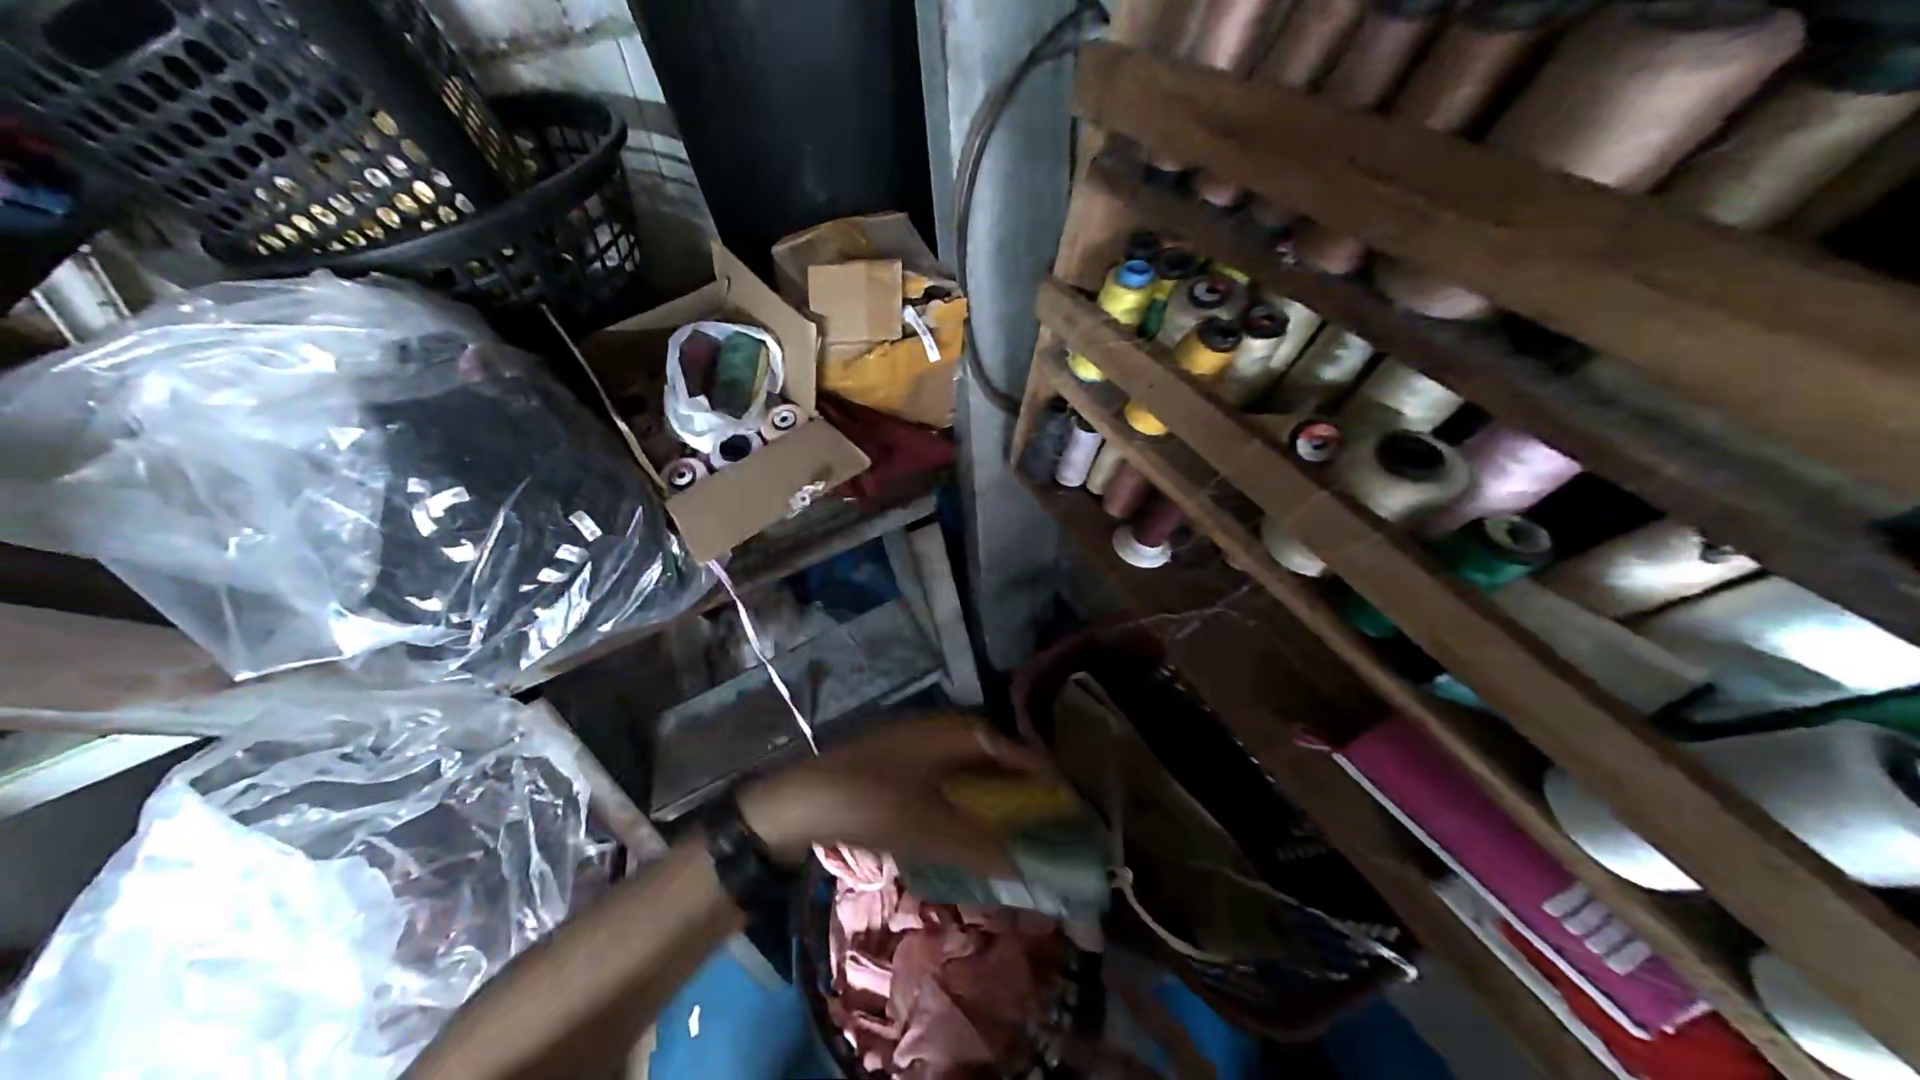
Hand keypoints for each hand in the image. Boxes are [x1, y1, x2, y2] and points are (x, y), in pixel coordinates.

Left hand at [738, 712, 1047, 874]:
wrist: (796, 802)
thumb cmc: (867, 803)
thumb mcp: (926, 828)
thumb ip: (975, 845)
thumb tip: (1019, 864)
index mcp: (943, 732)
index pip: (1000, 742)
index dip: (1029, 762)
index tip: (1055, 786)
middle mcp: (928, 729)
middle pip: (981, 746)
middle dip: (1009, 772)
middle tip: (1033, 801)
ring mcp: (905, 742)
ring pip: (957, 758)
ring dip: (981, 781)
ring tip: (1002, 810)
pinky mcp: (887, 761)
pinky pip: (936, 769)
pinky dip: (955, 788)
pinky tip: (955, 813)